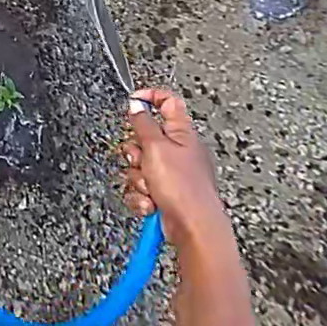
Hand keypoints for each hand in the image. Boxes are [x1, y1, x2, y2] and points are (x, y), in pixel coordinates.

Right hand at [123, 87, 232, 254]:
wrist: (193, 229)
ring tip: (150, 187)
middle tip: (142, 160)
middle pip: (144, 138)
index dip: (150, 97)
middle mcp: (177, 151)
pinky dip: (140, 196)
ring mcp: (171, 173)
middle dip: (135, 152)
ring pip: (138, 166)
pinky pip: (140, 188)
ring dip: (137, 178)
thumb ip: (143, 124)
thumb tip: (136, 105)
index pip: (168, 102)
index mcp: (181, 133)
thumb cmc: (184, 189)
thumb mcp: (157, 147)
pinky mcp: (164, 194)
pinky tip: (151, 203)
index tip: (133, 101)